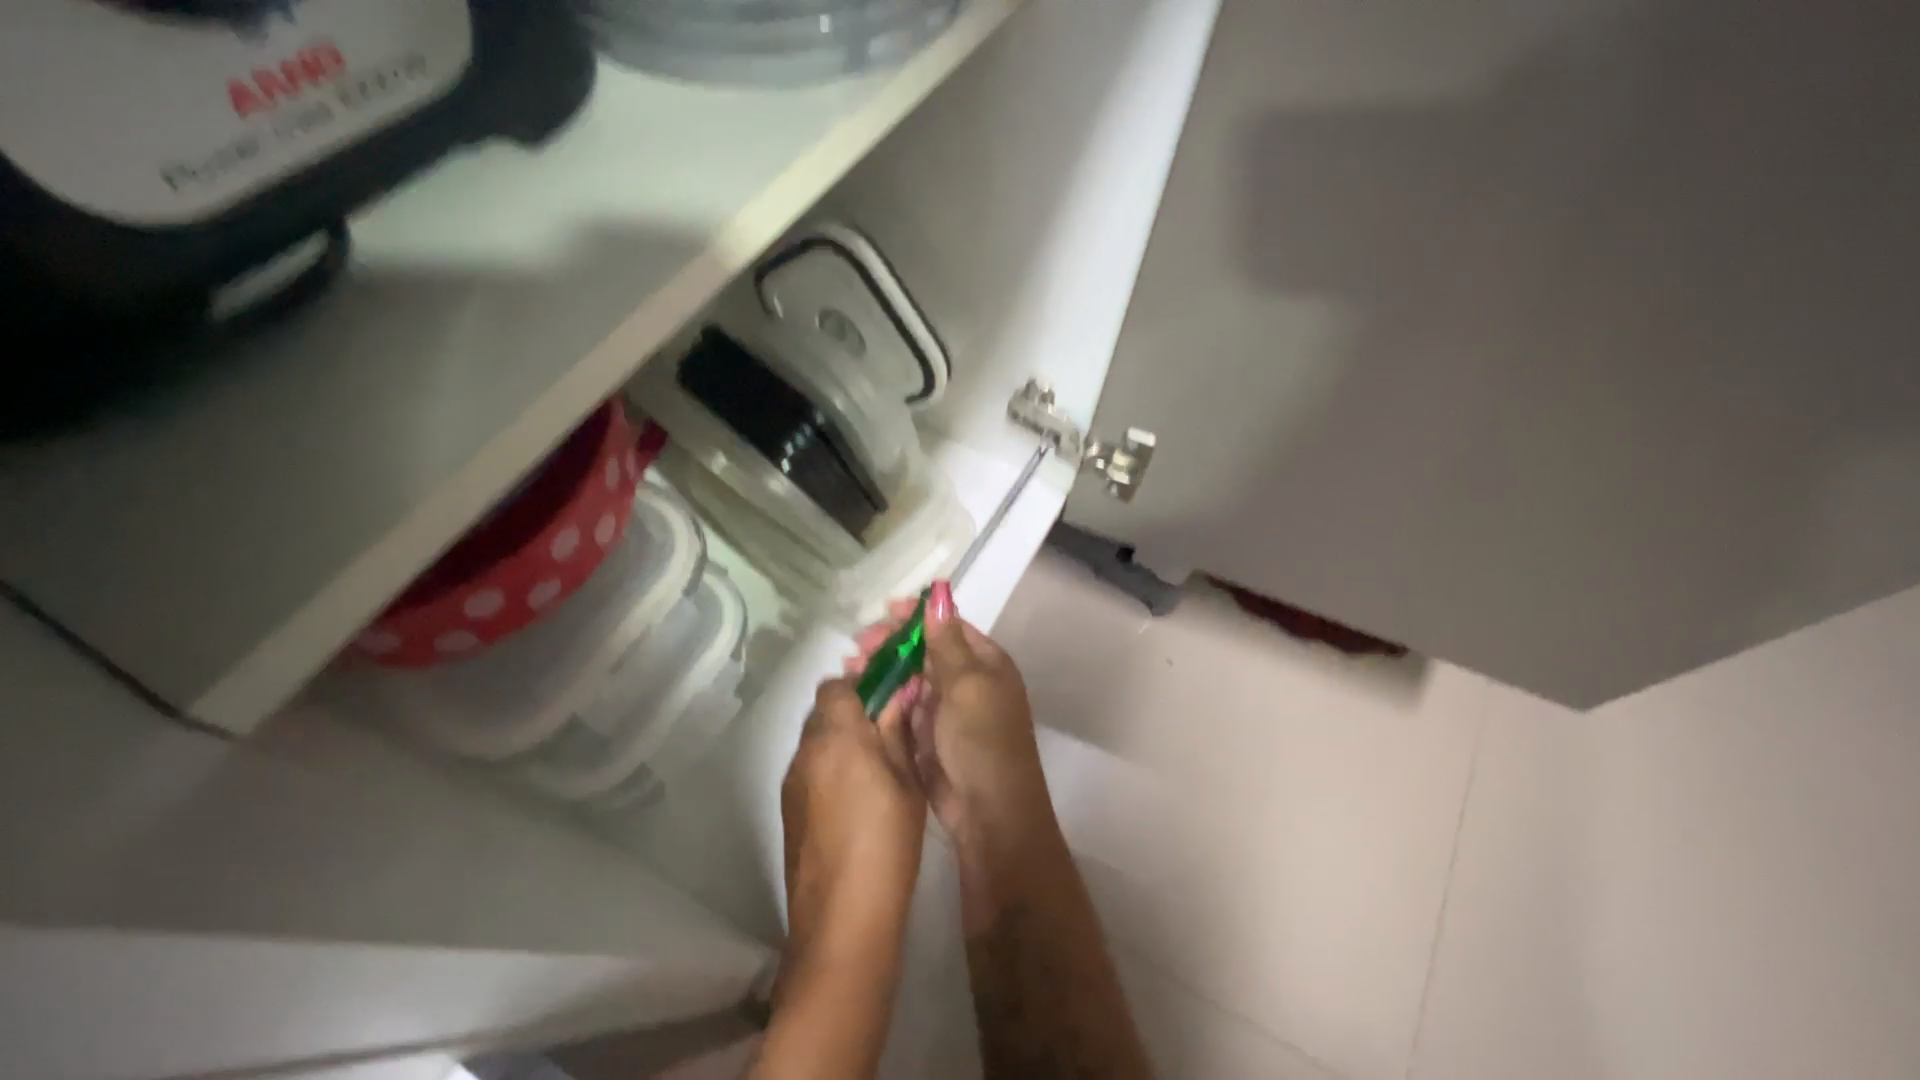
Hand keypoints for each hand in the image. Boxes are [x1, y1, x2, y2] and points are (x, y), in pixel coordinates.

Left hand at [780, 677, 926, 948]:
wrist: (842, 916)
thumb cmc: (887, 844)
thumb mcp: (908, 783)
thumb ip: (897, 733)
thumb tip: (898, 696)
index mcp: (838, 735)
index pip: (839, 685)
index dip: (864, 684)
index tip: (891, 697)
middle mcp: (806, 750)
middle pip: (824, 710)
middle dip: (854, 712)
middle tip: (890, 732)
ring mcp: (791, 780)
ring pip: (816, 740)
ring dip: (842, 741)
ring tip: (877, 769)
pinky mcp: (787, 808)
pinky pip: (809, 768)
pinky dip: (830, 768)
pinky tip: (856, 798)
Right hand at [849, 584, 1051, 850]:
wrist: (988, 813)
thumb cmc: (983, 740)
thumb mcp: (967, 684)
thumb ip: (947, 642)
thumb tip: (939, 594)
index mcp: (987, 664)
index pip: (949, 627)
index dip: (918, 617)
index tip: (884, 611)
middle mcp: (969, 684)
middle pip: (926, 653)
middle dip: (892, 645)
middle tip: (859, 645)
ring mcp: (948, 713)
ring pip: (910, 681)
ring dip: (883, 671)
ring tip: (851, 667)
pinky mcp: (929, 739)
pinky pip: (903, 710)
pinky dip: (883, 700)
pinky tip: (858, 694)